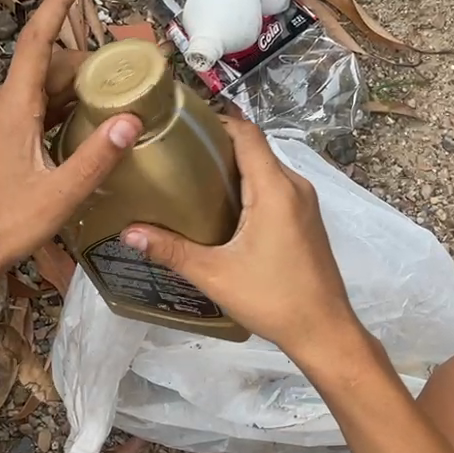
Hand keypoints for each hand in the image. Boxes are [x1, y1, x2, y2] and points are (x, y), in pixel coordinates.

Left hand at [0, 0, 140, 286]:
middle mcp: (1, 104)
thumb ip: (97, 157)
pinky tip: (88, 120)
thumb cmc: (7, 224)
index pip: (37, 41)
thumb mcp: (60, 194)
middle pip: (47, 64)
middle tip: (131, 69)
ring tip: (117, 91)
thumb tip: (133, 119)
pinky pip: (34, 106)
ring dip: (75, 85)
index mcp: (13, 107)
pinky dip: (61, 105)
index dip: (58, 4)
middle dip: (86, 60)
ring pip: (41, 86)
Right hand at [123, 118, 358, 355]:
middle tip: (173, 151)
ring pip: (263, 168)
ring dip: (231, 166)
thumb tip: (128, 232)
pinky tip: (218, 204)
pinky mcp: (304, 219)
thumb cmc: (272, 298)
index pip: (247, 134)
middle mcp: (294, 186)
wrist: (324, 331)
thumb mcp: (214, 274)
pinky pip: (272, 186)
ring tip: (188, 176)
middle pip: (254, 148)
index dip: (216, 121)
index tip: (181, 123)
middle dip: (216, 144)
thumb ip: (170, 250)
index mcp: (275, 189)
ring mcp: (303, 202)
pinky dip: (246, 185)